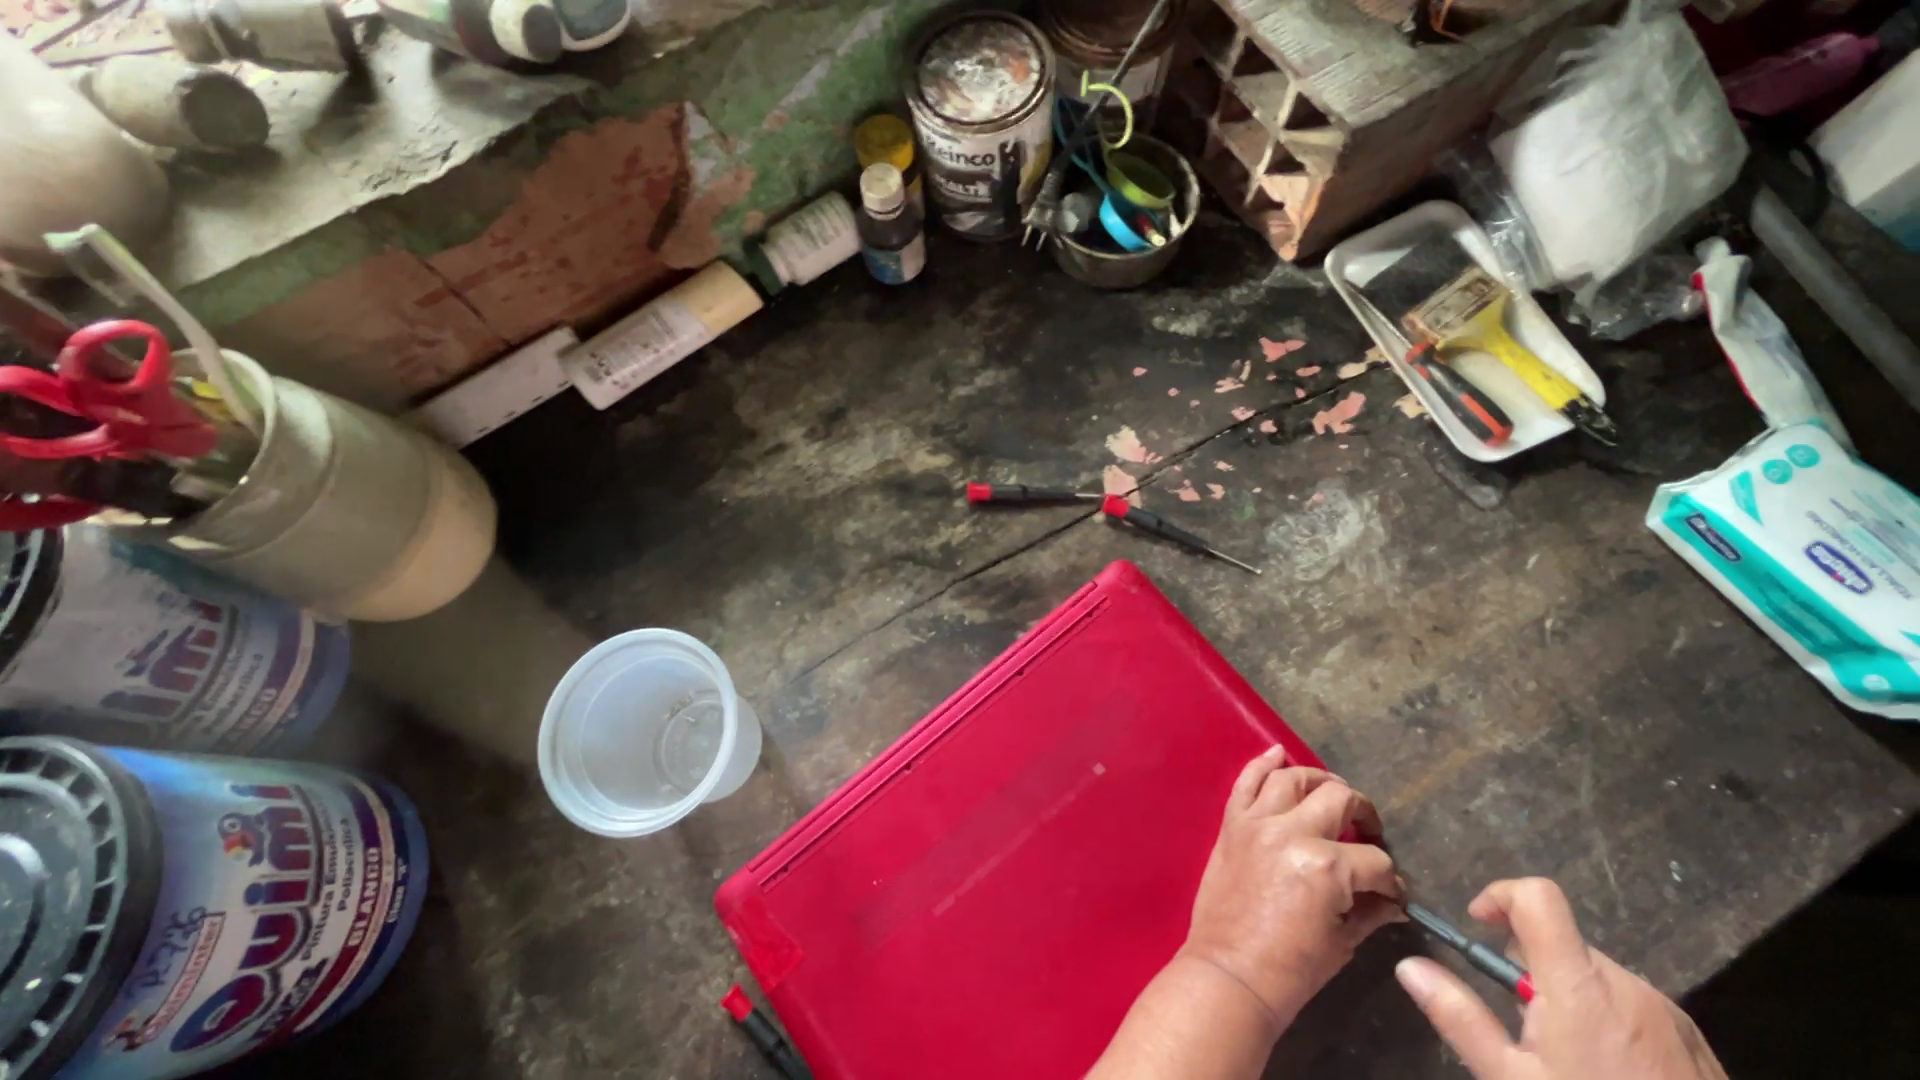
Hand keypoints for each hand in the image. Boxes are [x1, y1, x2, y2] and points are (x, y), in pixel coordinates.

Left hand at [1177, 746, 1405, 1033]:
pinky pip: (1245, 783)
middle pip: (1339, 799)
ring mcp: (1257, 823)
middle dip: (1363, 814)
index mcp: (1327, 866)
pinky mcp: (1232, 825)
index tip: (1392, 893)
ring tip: (1332, 792)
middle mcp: (1292, 832)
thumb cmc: (1291, 967)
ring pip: (1292, 779)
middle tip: (1367, 832)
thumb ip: (1370, 912)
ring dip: (1317, 780)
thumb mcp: (1342, 942)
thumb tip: (1395, 903)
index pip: (1375, 861)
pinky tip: (1278, 753)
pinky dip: (1261, 764)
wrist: (1230, 973)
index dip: (1391, 880)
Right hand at [1395, 878, 1726, 1079]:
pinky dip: (1607, 1019)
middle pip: (1563, 944)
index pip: (1538, 897)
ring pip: (1596, 977)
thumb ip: (1460, 1018)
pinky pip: (1633, 1005)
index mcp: (1580, 985)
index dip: (1501, 896)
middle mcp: (1627, 984)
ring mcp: (1667, 1011)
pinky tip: (1611, 1071)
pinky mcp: (1693, 1039)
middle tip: (1524, 1030)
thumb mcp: (1511, 1078)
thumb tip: (1410, 966)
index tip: (1480, 925)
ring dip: (1570, 997)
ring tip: (1570, 1060)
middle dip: (1532, 970)